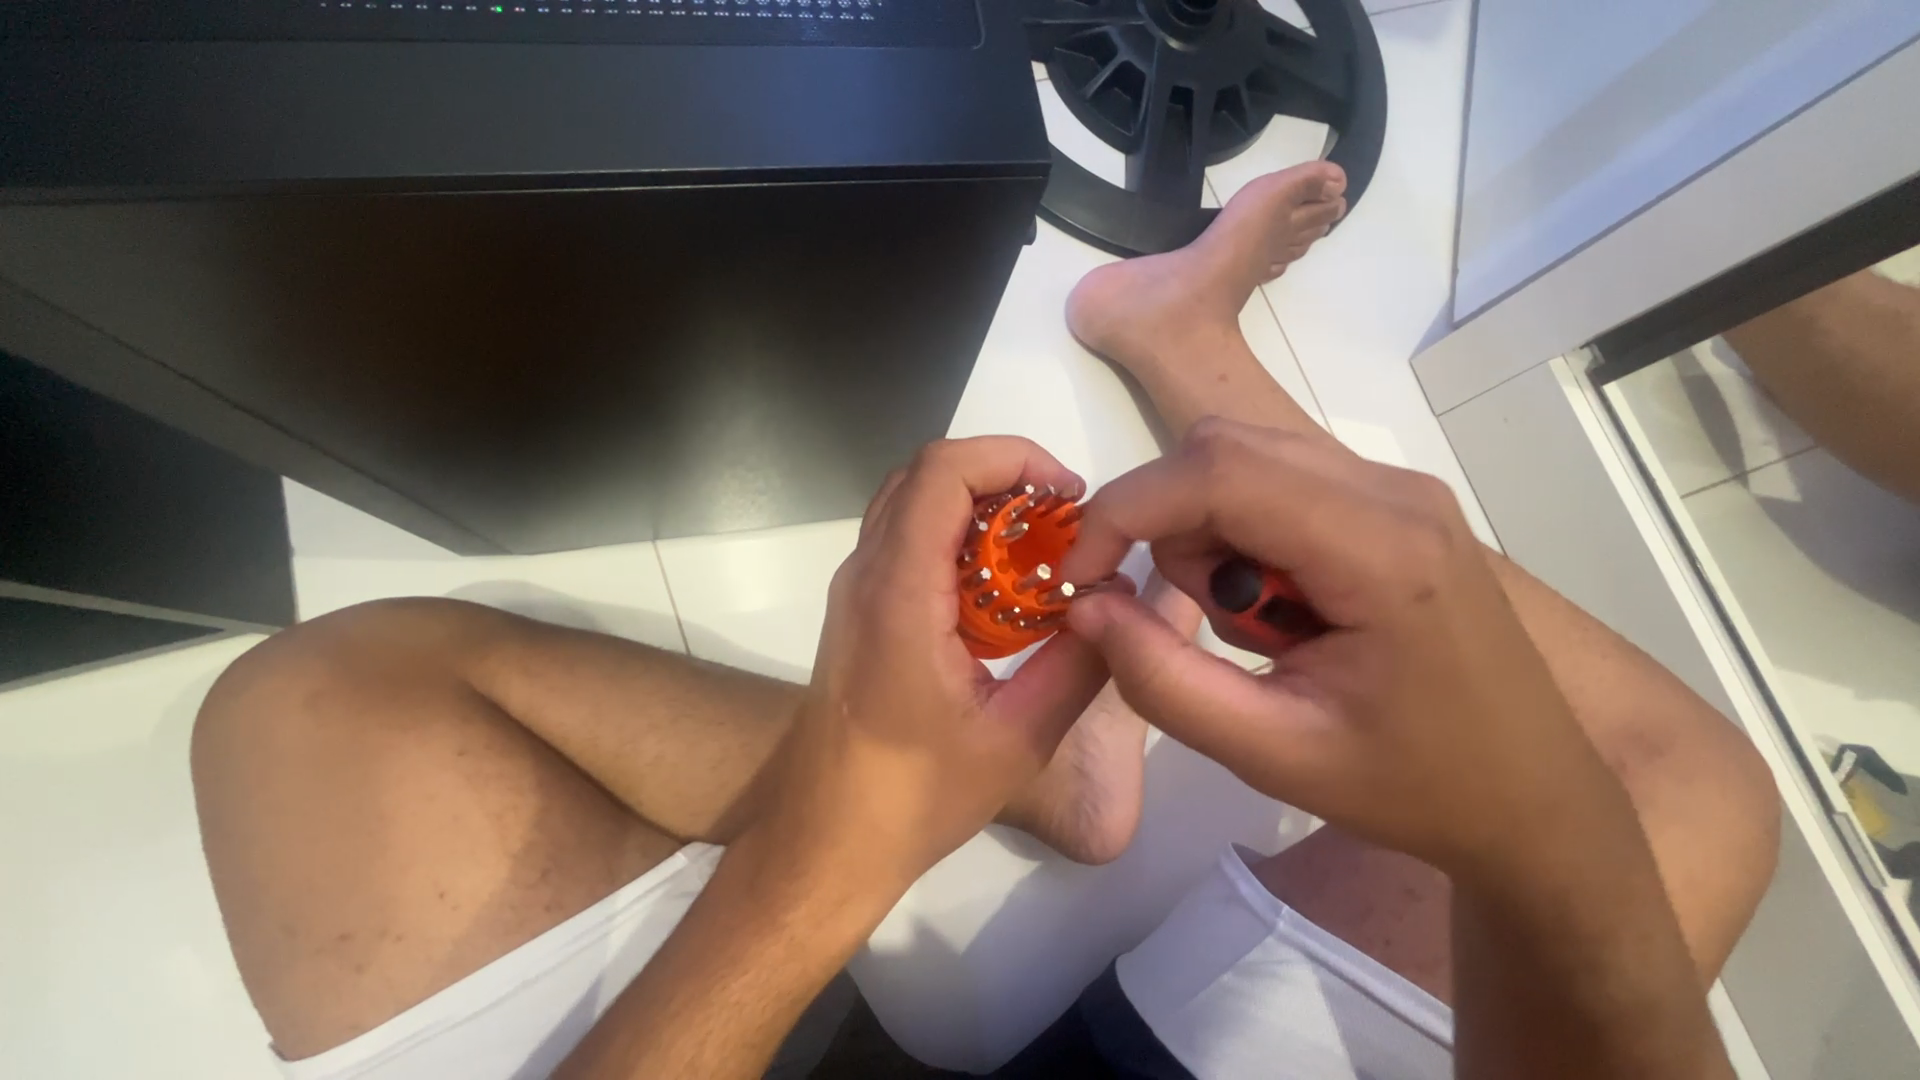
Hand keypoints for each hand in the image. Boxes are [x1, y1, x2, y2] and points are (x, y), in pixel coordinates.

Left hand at [752, 437, 1116, 895]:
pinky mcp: (857, 608)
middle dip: (1002, 475)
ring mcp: (854, 589)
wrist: (827, 835)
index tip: (1067, 494)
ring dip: (978, 503)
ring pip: (911, 501)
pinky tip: (999, 586)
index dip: (1010, 457)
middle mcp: (865, 573)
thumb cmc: (916, 795)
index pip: (942, 472)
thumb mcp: (1018, 736)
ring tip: (1038, 546)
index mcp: (899, 594)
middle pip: (926, 474)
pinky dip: (956, 534)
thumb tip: (1120, 604)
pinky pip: (905, 538)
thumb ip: (1079, 664)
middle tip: (1061, 519)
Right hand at [1058, 419, 1632, 885]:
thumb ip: (1162, 680)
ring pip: (1241, 458)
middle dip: (1167, 525)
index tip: (1082, 576)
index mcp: (1381, 550)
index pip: (1218, 473)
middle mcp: (1393, 491)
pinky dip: (1239, 535)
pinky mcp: (1388, 502)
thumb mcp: (1268, 752)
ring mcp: (1396, 489)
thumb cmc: (1409, 785)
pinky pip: (1272, 481)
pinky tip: (1280, 607)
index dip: (1125, 510)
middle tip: (1193, 620)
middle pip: (1223, 449)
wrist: (1532, 796)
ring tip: (1255, 628)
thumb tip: (1086, 605)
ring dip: (1206, 536)